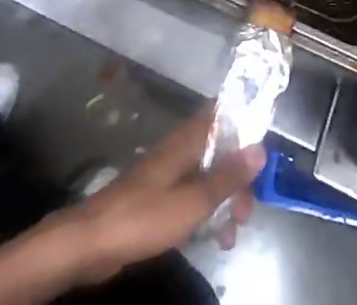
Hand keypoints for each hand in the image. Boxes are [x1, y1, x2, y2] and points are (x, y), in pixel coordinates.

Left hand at [51, 106, 265, 285]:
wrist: (90, 242)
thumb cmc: (143, 217)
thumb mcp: (192, 202)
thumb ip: (226, 177)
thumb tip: (260, 148)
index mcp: (184, 143)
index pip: (218, 114)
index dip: (243, 120)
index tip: (265, 139)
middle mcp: (177, 152)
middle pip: (218, 152)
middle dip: (238, 178)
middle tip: (248, 213)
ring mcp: (166, 175)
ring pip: (206, 178)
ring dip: (224, 202)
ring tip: (231, 235)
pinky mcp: (158, 199)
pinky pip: (192, 198)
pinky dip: (206, 214)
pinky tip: (213, 239)